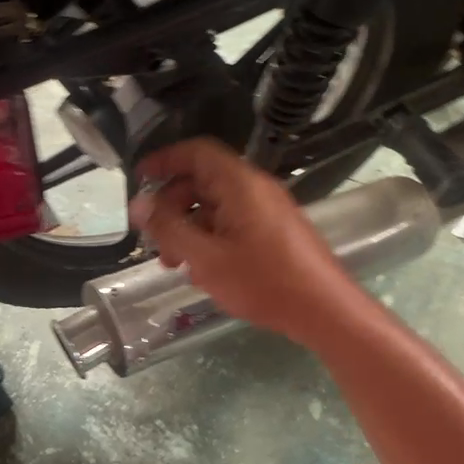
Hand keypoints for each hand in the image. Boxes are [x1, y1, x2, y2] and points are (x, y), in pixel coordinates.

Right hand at [127, 138, 362, 342]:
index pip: (196, 153)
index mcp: (239, 184)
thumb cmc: (264, 282)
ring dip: (189, 229)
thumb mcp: (206, 258)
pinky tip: (203, 271)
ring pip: (216, 207)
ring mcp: (268, 211)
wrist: (324, 310)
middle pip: (203, 181)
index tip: (139, 179)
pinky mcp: (275, 232)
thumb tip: (139, 204)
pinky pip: (233, 224)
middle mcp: (255, 189)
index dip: (164, 160)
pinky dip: (210, 239)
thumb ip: (169, 229)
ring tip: (174, 264)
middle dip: (172, 207)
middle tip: (154, 240)